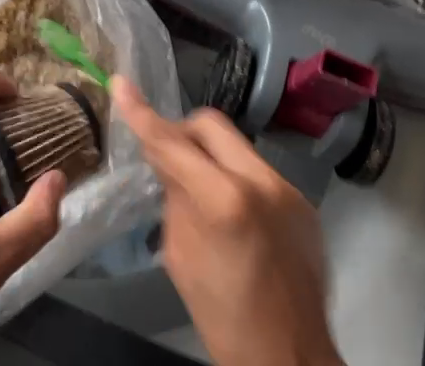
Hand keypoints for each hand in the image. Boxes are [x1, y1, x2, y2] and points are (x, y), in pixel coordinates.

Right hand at [113, 76, 343, 365]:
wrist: (288, 356)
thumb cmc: (221, 314)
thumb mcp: (179, 254)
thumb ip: (173, 196)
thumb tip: (166, 161)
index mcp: (225, 199)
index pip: (173, 142)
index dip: (142, 113)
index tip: (122, 85)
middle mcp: (262, 182)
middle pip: (212, 125)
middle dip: (182, 131)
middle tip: (165, 155)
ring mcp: (287, 191)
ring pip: (236, 147)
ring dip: (210, 157)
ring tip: (199, 191)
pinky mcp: (302, 204)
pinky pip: (257, 173)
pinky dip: (235, 179)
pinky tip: (230, 214)